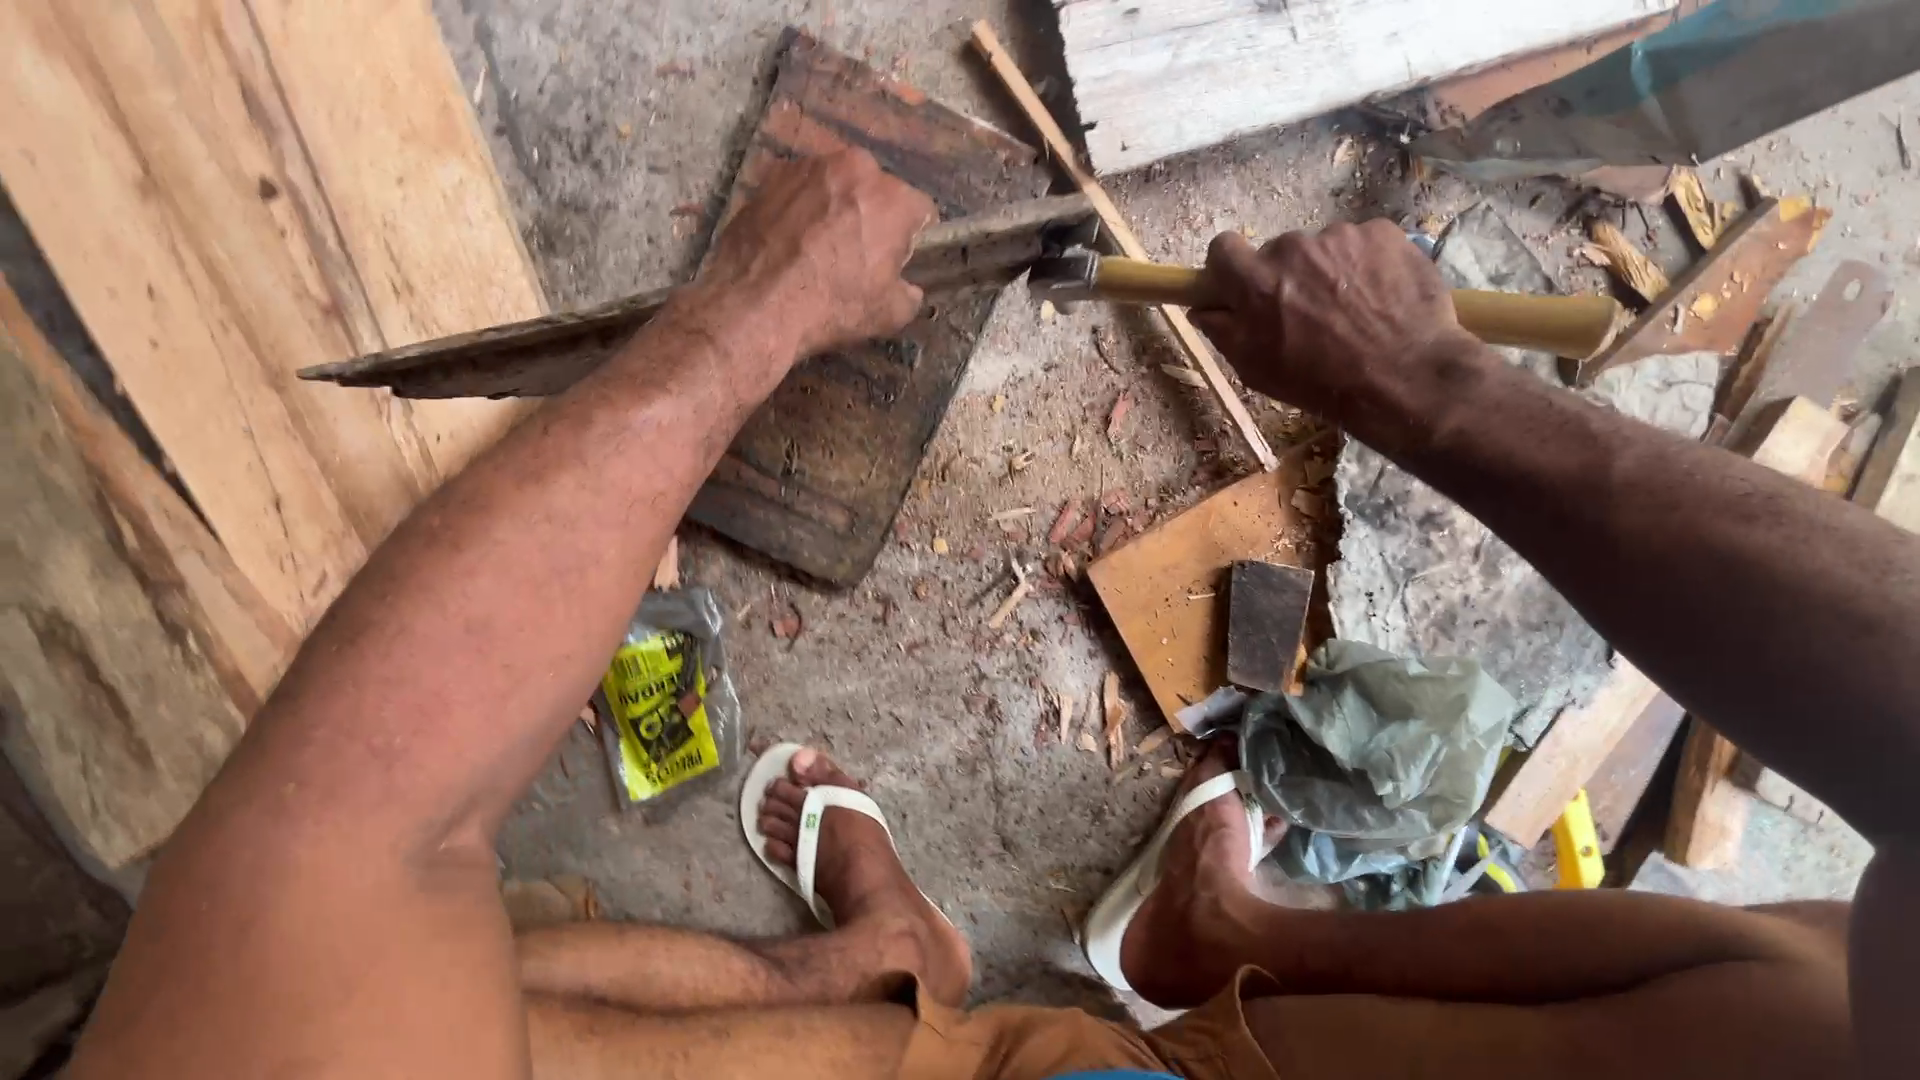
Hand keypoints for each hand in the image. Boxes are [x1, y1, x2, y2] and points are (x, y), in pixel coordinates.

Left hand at [695, 149, 934, 361]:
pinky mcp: (773, 173)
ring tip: (821, 245)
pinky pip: (802, 188)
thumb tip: (907, 286)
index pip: (922, 211)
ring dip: (837, 207)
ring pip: (838, 184)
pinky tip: (792, 239)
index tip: (900, 258)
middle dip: (874, 216)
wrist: (755, 302)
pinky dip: (803, 207)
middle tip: (858, 253)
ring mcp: (811, 165)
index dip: (914, 238)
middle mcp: (856, 167)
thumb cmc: (831, 306)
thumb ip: (911, 292)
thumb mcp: (890, 314)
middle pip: (878, 190)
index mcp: (894, 198)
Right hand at [1190, 221, 1480, 421]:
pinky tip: (1377, 297)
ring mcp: (1341, 236)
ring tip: (1349, 309)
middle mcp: (1294, 249)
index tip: (1240, 286)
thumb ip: (1222, 331)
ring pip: (1321, 248)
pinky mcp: (1382, 233)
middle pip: (1277, 252)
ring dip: (1326, 271)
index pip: (1223, 249)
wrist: (1402, 376)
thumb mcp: (1255, 368)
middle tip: (1306, 313)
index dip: (1229, 268)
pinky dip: (1364, 265)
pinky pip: (1361, 243)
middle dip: (1285, 276)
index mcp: (1256, 282)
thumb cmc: (1317, 381)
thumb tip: (1203, 308)